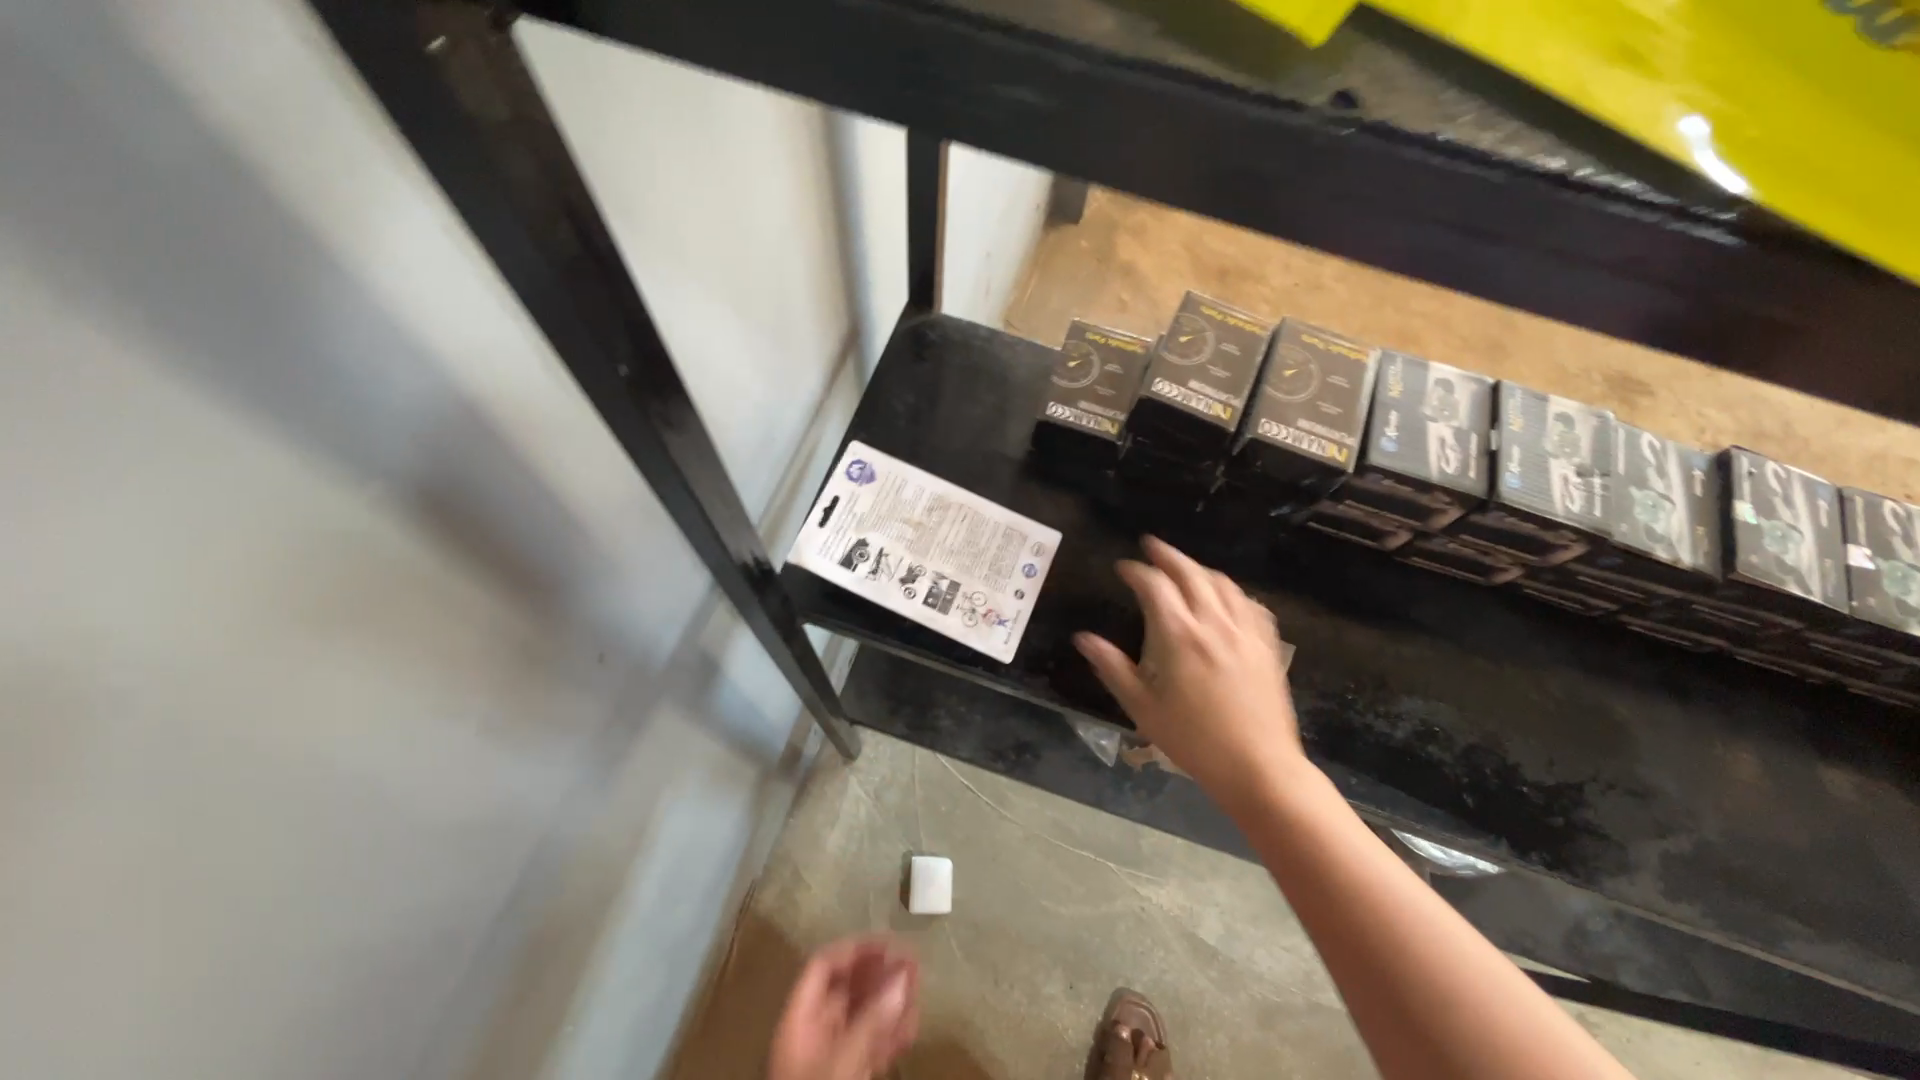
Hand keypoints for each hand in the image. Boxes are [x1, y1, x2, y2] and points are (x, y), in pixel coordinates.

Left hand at [768, 935, 919, 1079]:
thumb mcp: (841, 1063)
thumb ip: (871, 1022)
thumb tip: (901, 978)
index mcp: (798, 1021)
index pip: (822, 968)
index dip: (855, 950)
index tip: (891, 943)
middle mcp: (813, 1033)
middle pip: (846, 989)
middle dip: (880, 974)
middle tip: (914, 963)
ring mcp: (830, 1057)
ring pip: (862, 1017)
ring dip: (891, 1001)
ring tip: (919, 988)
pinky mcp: (848, 1076)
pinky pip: (870, 1045)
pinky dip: (891, 1033)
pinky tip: (913, 1025)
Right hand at [1074, 536, 1307, 813]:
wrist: (1258, 766)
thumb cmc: (1193, 741)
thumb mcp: (1142, 708)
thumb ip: (1113, 668)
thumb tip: (1084, 638)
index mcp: (1179, 636)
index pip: (1154, 586)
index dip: (1136, 571)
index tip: (1123, 567)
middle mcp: (1213, 623)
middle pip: (1190, 573)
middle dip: (1168, 556)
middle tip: (1151, 547)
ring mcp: (1245, 632)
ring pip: (1222, 584)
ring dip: (1199, 569)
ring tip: (1184, 568)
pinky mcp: (1267, 645)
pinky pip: (1249, 604)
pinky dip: (1231, 591)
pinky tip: (1225, 597)